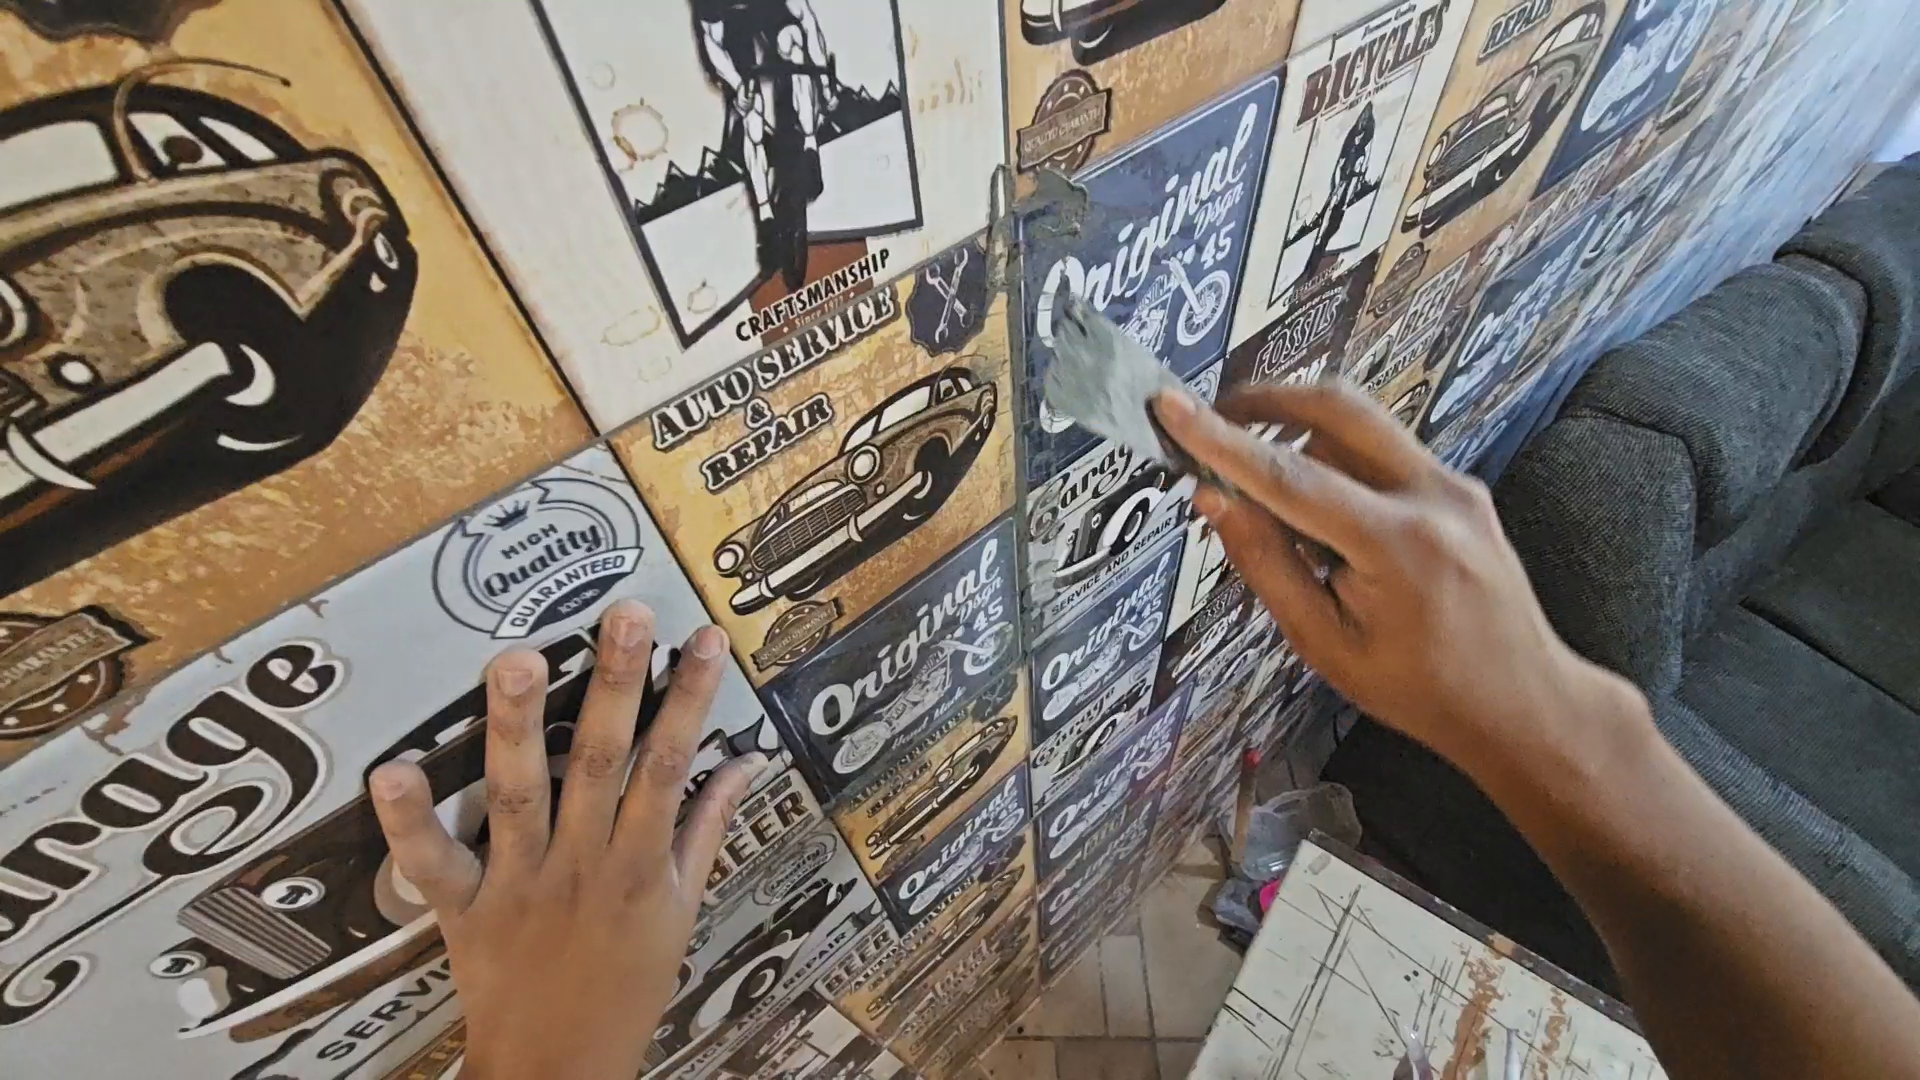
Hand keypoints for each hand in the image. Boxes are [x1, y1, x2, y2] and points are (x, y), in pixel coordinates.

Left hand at [368, 599, 766, 1079]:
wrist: (558, 1070)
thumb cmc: (634, 981)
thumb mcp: (686, 905)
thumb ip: (708, 826)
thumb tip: (744, 762)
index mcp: (642, 862)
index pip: (672, 763)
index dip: (692, 698)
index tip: (706, 640)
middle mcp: (582, 861)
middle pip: (600, 760)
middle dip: (616, 683)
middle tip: (624, 617)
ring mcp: (517, 883)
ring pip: (519, 794)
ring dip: (515, 726)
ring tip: (516, 658)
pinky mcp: (462, 910)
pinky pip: (431, 865)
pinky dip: (408, 822)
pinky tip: (392, 769)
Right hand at [1151, 381, 1635, 770]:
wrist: (1523, 702)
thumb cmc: (1417, 688)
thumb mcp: (1322, 642)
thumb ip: (1265, 562)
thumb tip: (1214, 499)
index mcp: (1397, 545)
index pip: (1288, 475)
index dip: (1219, 439)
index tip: (1171, 406)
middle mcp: (1434, 495)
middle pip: (1337, 408)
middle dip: (1266, 400)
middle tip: (1213, 416)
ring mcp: (1454, 485)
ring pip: (1358, 426)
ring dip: (1299, 437)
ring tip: (1270, 501)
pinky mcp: (1457, 488)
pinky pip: (1379, 452)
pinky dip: (1332, 462)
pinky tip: (1320, 519)